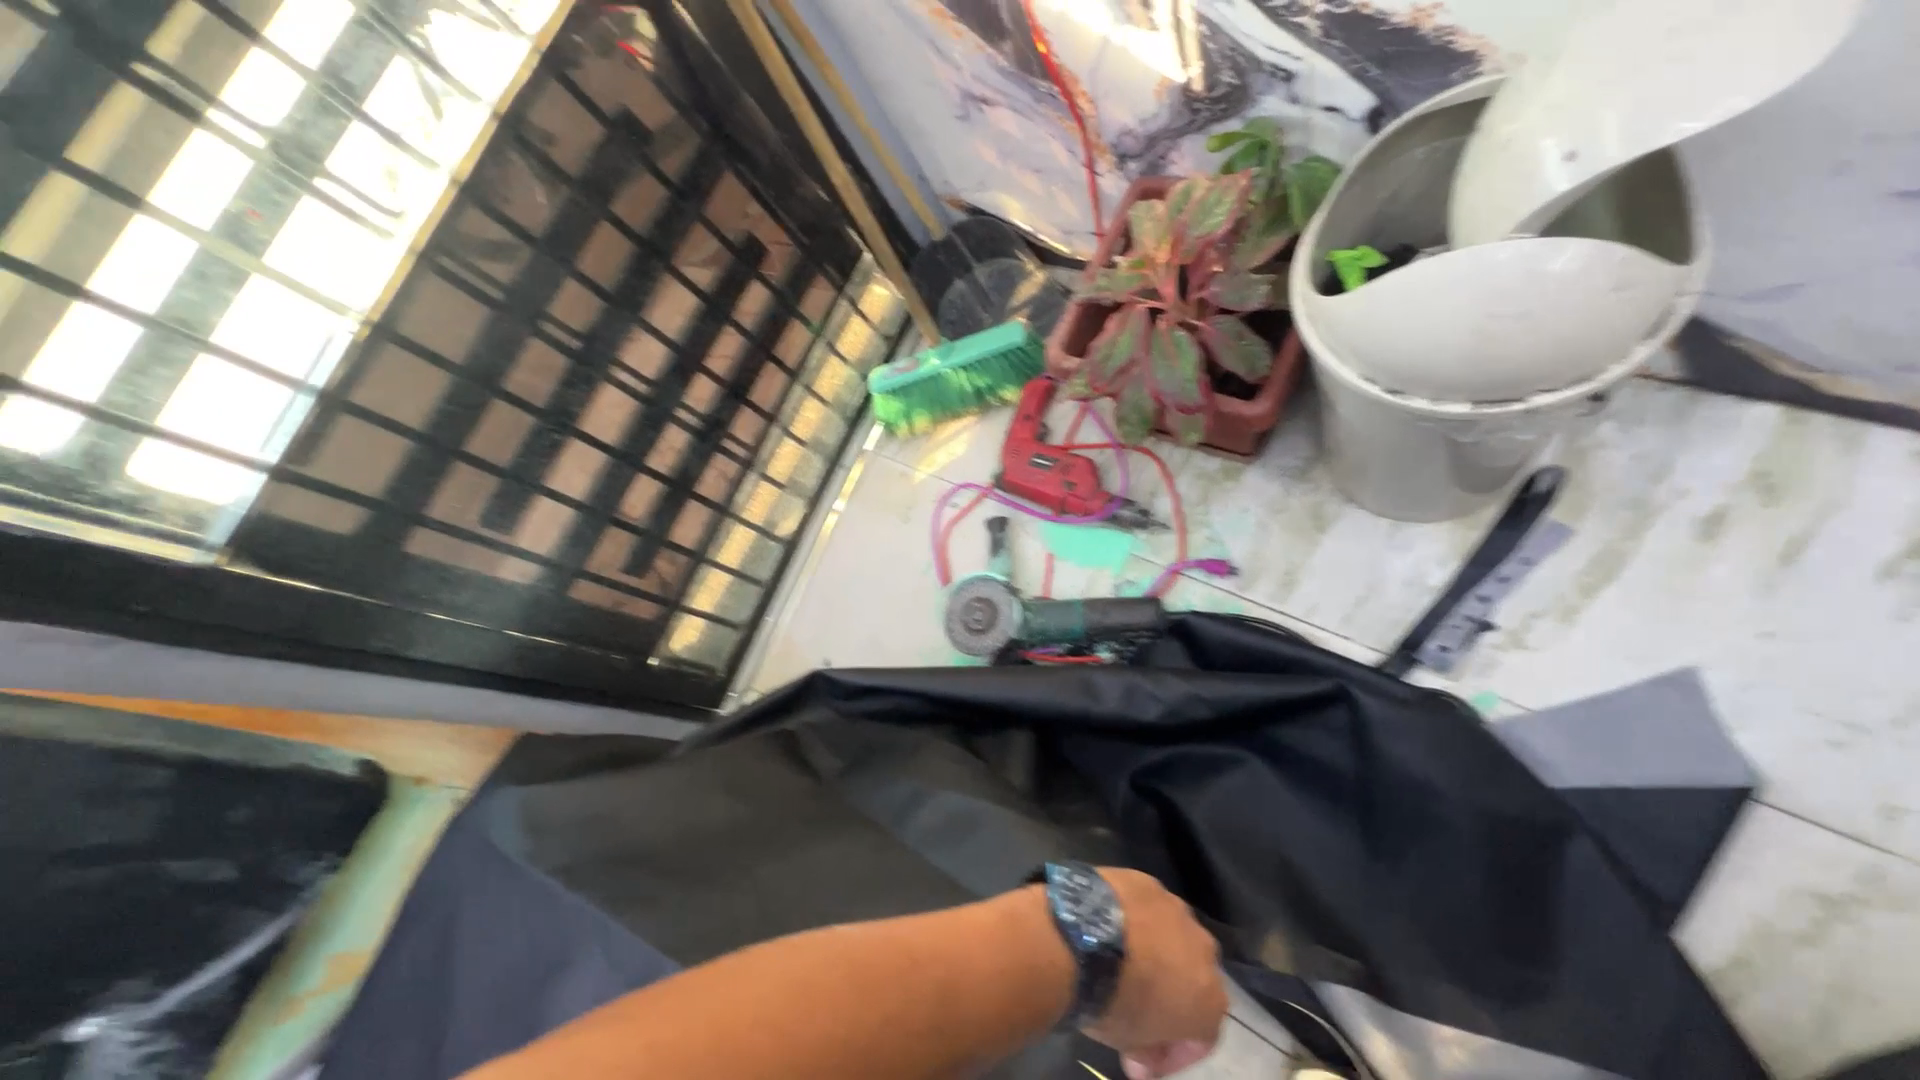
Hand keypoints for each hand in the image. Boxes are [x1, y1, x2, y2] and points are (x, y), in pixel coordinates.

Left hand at [1082, 869, 1226, 1078]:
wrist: (1079, 939)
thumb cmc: (1112, 1001)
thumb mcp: (1129, 1043)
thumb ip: (1146, 1050)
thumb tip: (1141, 1057)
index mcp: (1211, 999)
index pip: (1202, 1036)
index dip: (1174, 1052)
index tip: (1142, 1060)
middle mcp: (1205, 950)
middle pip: (1190, 977)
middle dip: (1168, 995)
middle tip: (1133, 1007)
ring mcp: (1176, 908)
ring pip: (1170, 936)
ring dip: (1152, 951)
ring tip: (1117, 960)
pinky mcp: (1146, 881)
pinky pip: (1144, 907)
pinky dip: (1131, 919)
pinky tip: (1106, 926)